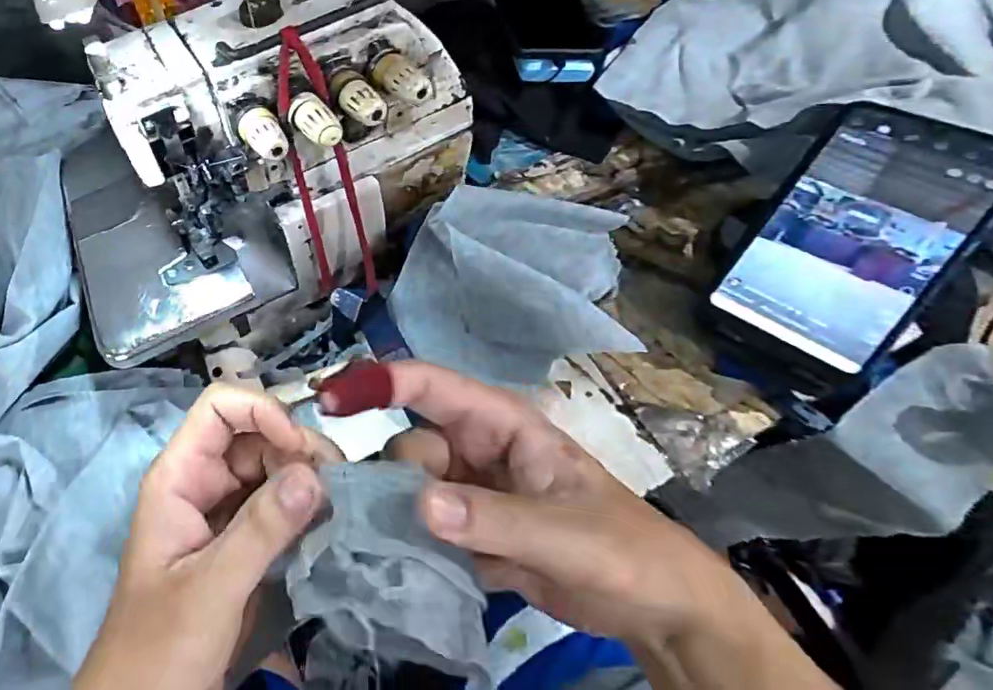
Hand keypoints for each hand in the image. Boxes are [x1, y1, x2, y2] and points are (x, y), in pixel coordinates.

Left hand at [74, 385, 338, 689]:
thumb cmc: (161, 645)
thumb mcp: (211, 587)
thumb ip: (260, 530)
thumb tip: (314, 474)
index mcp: (179, 475)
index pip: (218, 409)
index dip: (261, 411)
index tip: (301, 448)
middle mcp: (200, 481)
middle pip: (252, 435)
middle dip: (294, 447)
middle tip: (337, 484)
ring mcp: (221, 511)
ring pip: (269, 468)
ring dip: (304, 476)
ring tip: (339, 502)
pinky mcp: (240, 542)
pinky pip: (276, 505)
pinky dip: (303, 506)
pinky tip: (328, 521)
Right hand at [317, 361, 762, 650]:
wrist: (663, 611)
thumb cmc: (627, 550)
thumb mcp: (568, 533)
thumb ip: (495, 518)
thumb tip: (419, 502)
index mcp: (499, 423)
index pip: (428, 385)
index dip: (376, 382)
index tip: (328, 400)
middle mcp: (476, 448)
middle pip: (410, 445)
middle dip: (394, 476)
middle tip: (394, 518)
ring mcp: (472, 490)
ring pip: (411, 488)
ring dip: (398, 515)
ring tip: (396, 548)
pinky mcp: (471, 530)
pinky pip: (424, 527)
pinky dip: (411, 544)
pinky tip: (408, 565)